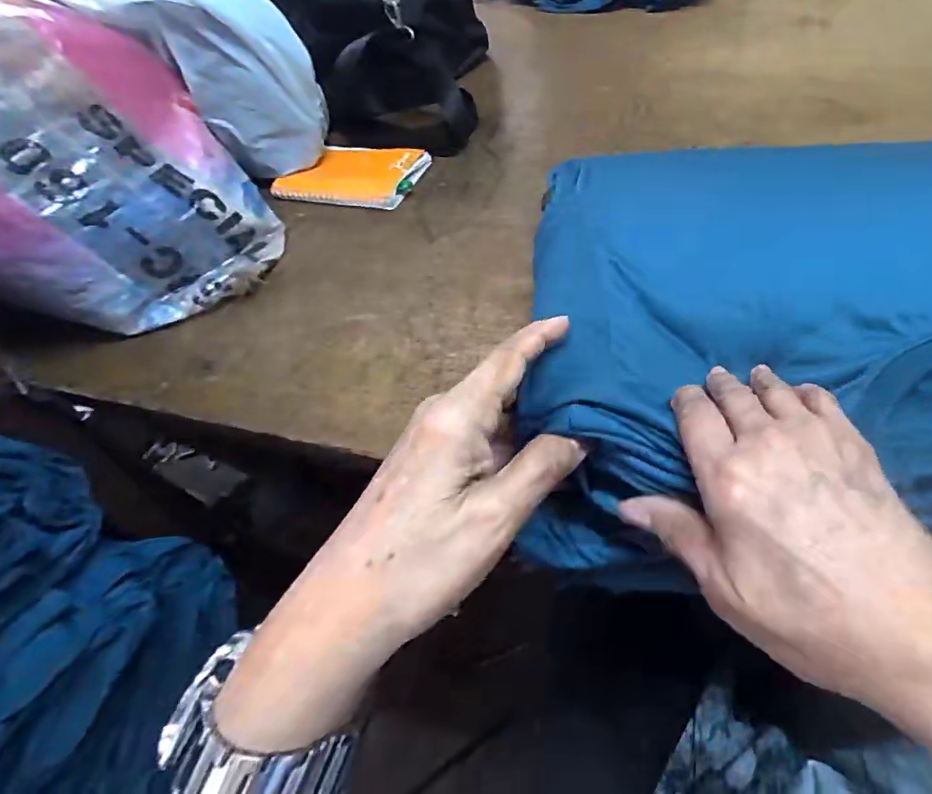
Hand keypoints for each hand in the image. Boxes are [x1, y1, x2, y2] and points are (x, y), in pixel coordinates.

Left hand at [215, 317, 582, 751]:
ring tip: (578, 402)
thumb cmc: (419, 562)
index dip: (539, 337)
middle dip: (544, 369)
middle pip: (500, 377)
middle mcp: (439, 415)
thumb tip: (582, 434)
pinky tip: (540, 440)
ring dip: (532, 402)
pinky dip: (514, 427)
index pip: (506, 359)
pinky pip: (480, 428)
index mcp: (455, 417)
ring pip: (492, 405)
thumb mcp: (494, 516)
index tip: (570, 319)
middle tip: (593, 368)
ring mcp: (429, 438)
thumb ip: (542, 466)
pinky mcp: (425, 462)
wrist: (339, 613)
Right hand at [619, 365, 931, 709]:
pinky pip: (820, 397)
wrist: (900, 611)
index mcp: (727, 476)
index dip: (686, 401)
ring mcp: (814, 434)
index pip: (696, 417)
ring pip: (777, 389)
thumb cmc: (802, 614)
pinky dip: (802, 389)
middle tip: (715, 380)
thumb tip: (628, 503)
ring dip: (759, 381)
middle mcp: (766, 440)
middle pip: (735, 396)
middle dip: (720, 386)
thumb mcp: (727, 590)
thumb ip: (681, 534)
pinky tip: (801, 394)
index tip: (683, 395)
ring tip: (753, 376)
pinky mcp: (852, 438)